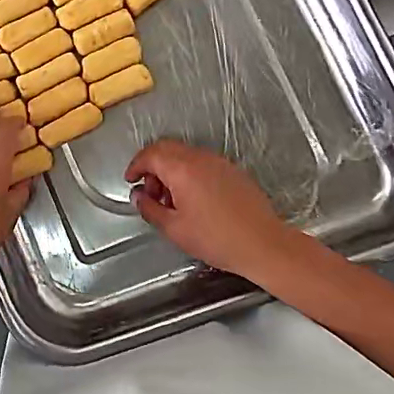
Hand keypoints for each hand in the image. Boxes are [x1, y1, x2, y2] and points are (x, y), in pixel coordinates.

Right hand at [125, 141, 312, 281]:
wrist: (262, 244)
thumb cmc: (218, 238)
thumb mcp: (174, 229)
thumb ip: (150, 209)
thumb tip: (139, 198)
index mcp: (183, 169)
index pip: (151, 154)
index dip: (135, 165)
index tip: (131, 179)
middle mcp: (201, 159)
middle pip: (167, 149)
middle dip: (152, 167)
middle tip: (149, 192)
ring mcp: (219, 162)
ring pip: (185, 155)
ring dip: (171, 171)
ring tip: (171, 201)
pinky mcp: (232, 171)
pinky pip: (203, 163)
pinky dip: (189, 174)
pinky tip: (192, 200)